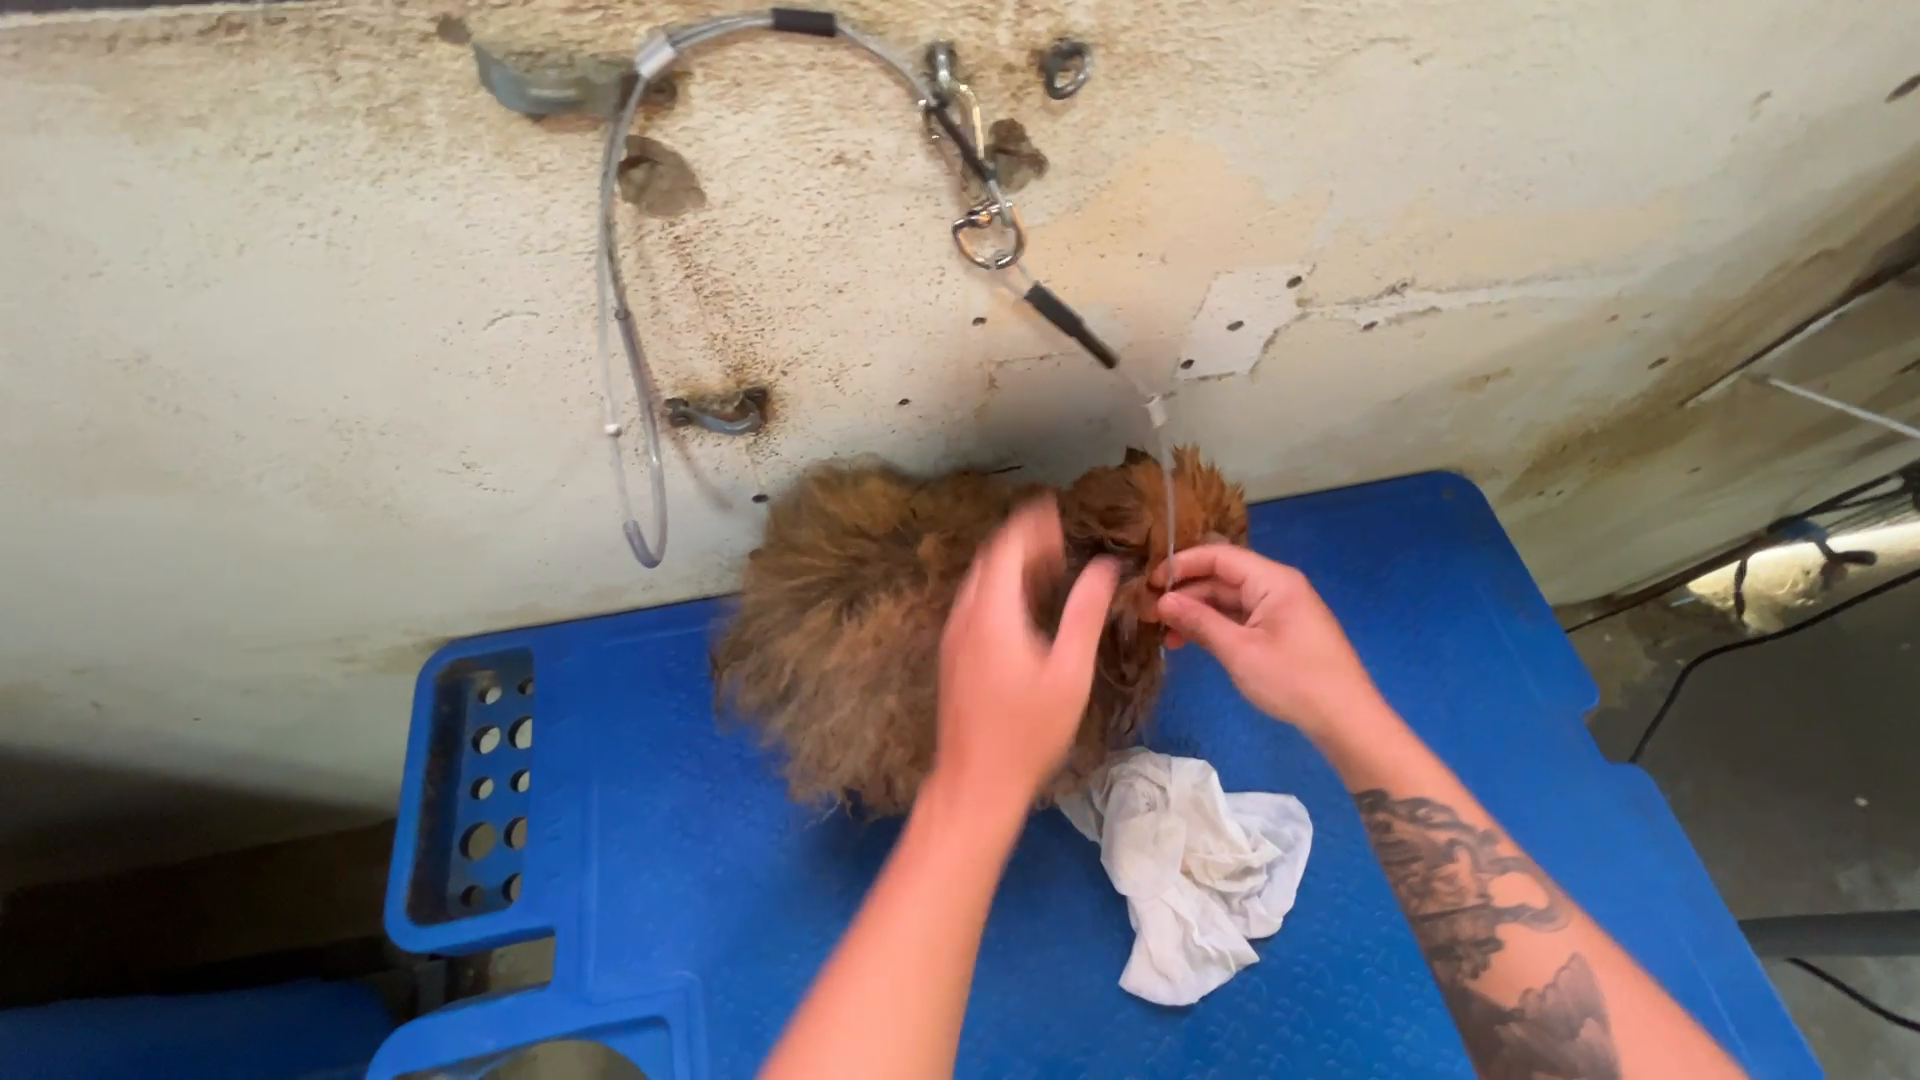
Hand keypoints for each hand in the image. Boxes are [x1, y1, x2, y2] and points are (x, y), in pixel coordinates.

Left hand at [934, 498, 1120, 813]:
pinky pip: (974, 603)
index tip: (1057, 511)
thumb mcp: (1069, 672)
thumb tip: (1105, 568)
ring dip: (1010, 567)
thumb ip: (1085, 613)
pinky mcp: (952, 655)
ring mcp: (953, 636)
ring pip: (979, 582)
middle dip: (1023, 542)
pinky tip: (1025, 608)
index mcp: (992, 613)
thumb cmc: (1029, 731)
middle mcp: (965, 616)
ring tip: (1049, 569)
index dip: (1031, 523)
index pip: (1006, 547)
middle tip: (1060, 542)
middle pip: (990, 560)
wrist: (975, 780)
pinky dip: (999, 590)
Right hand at [1153, 545, 1381, 739]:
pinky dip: (1214, 626)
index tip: (1150, 584)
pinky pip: (1239, 618)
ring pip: (1227, 600)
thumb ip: (1199, 621)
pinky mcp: (1279, 630)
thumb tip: (1162, 601)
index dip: (1181, 564)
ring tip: (1164, 634)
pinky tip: (1189, 643)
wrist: (1346, 720)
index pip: (1219, 556)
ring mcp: (1279, 609)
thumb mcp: (1239, 651)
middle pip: (1221, 577)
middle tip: (1150, 613)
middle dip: (1185, 593)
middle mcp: (1276, 587)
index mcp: (1273, 581)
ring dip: (1196, 613)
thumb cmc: (1294, 681)